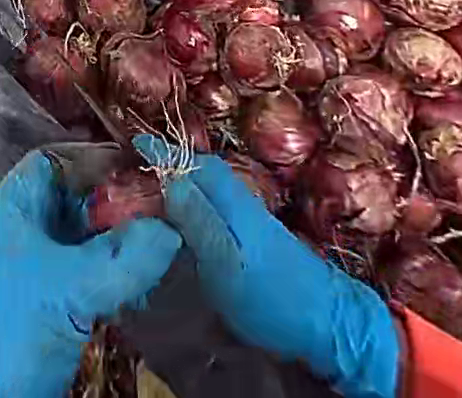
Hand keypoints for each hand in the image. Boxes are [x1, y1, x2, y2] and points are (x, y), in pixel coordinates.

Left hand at [0, 150, 180, 397]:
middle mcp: (21, 223)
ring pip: (82, 230)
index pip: (55, 160)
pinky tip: (141, 274)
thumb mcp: (72, 288)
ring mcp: (32, 259)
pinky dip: (111, 264)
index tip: (136, 166)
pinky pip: (84, 262)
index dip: (94, 158)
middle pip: (73, 193)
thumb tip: (171, 231)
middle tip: (157, 204)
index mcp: (13, 204)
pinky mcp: (46, 291)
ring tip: (156, 238)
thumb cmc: (15, 328)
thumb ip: (124, 257)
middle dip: (114, 198)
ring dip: (117, 234)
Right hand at [134, 136, 400, 397]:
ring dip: (179, 179)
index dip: (162, 152)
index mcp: (230, 198)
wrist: (327, 320)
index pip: (191, 162)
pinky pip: (213, 201)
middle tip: (134, 167)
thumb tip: (168, 178)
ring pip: (206, 184)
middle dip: (167, 162)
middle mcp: (239, 196)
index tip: (134, 141)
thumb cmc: (272, 294)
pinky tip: (182, 218)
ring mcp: (248, 213)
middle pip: (198, 168)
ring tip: (150, 190)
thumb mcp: (226, 262)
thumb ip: (198, 219)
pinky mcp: (252, 231)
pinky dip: (192, 198)